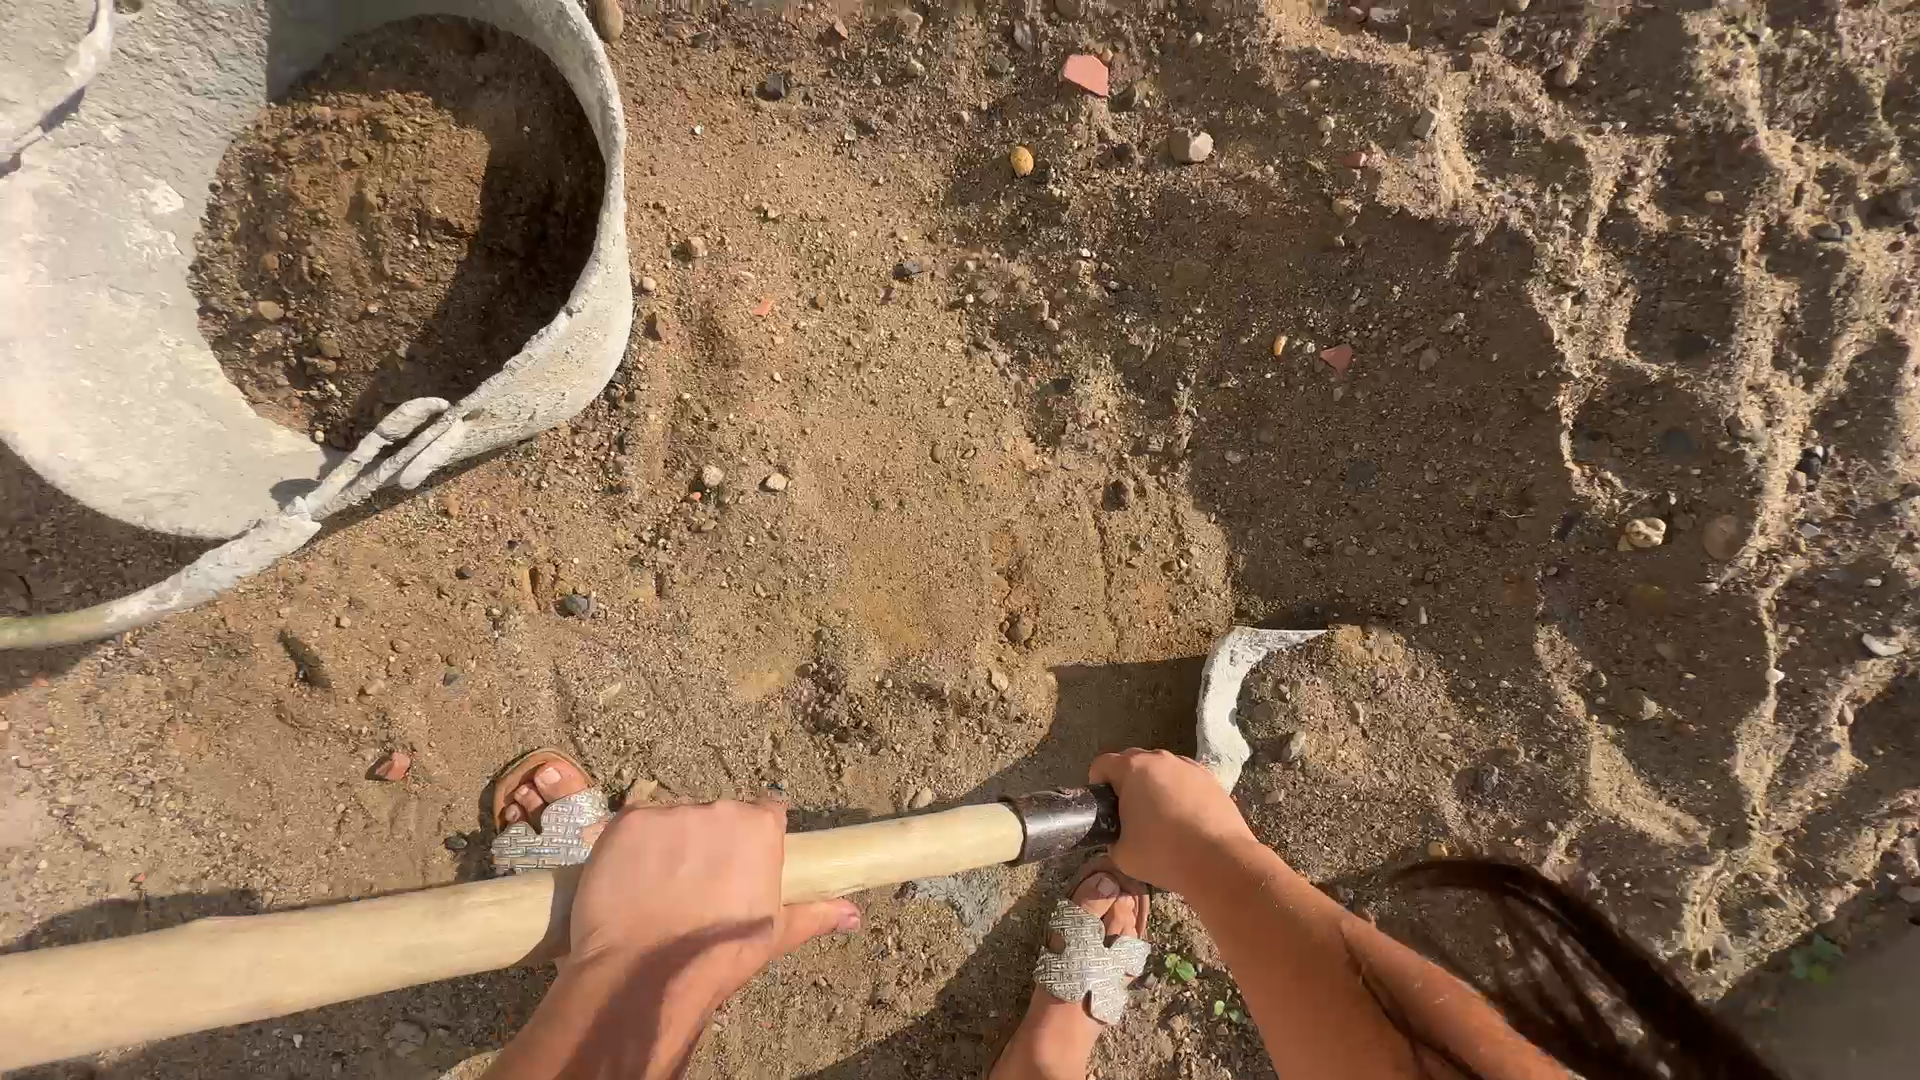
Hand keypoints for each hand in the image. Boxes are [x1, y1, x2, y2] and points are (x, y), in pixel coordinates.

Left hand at [567, 797, 859, 1009]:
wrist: (645, 977)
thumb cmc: (719, 955)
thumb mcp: (775, 933)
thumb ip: (816, 913)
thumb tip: (853, 914)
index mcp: (761, 826)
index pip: (763, 813)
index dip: (749, 839)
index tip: (738, 864)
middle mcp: (722, 809)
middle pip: (717, 815)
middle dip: (708, 841)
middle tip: (694, 884)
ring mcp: (674, 812)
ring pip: (675, 819)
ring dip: (670, 843)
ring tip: (658, 888)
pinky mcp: (631, 820)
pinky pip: (635, 824)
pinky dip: (632, 847)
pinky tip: (630, 880)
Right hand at [1089, 748, 1261, 892]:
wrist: (1219, 861)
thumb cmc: (1163, 853)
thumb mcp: (1121, 853)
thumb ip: (1112, 835)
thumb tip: (1120, 834)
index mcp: (1131, 768)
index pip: (1102, 765)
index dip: (1097, 785)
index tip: (1105, 808)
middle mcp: (1159, 758)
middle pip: (1131, 762)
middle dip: (1126, 782)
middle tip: (1130, 814)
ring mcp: (1187, 766)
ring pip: (1160, 769)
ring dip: (1154, 785)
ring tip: (1162, 818)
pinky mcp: (1210, 778)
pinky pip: (1184, 779)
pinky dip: (1179, 792)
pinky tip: (1186, 818)